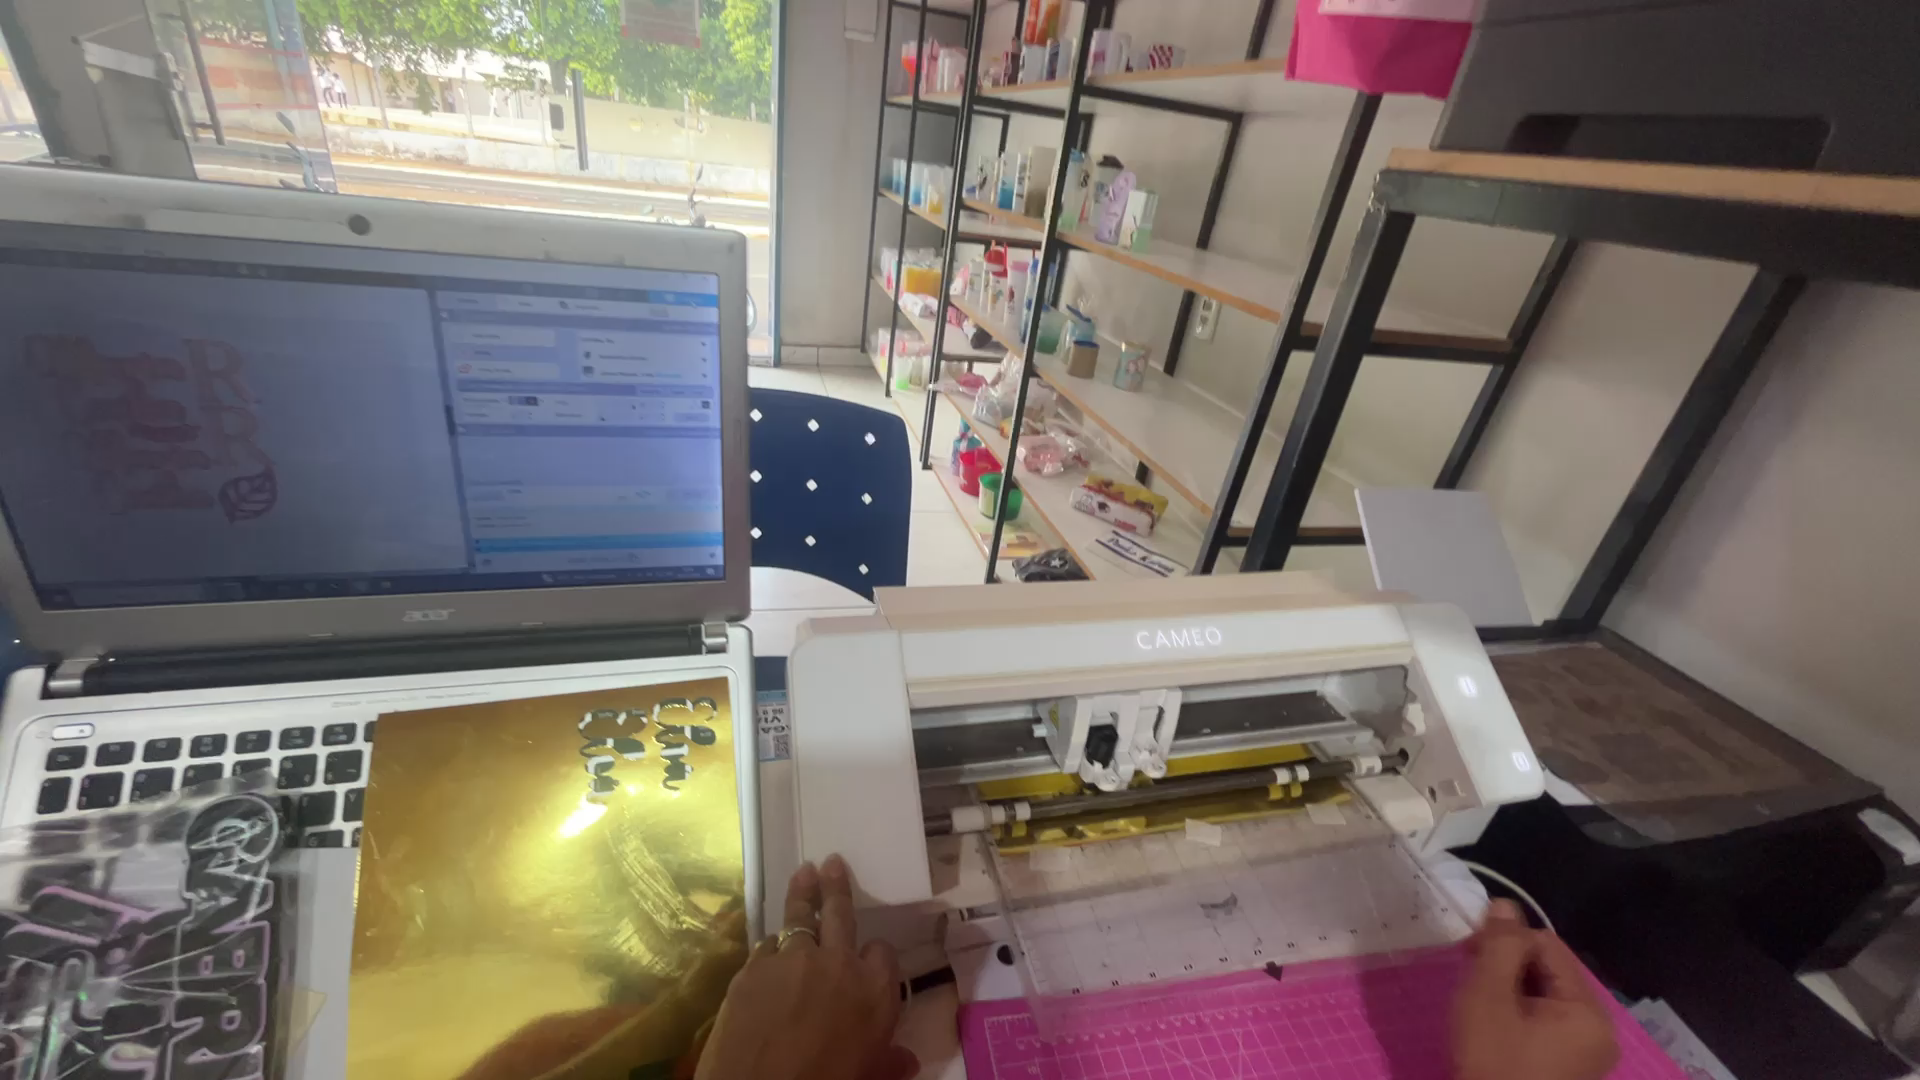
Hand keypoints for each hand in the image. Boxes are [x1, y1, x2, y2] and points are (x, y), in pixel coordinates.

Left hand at [694, 855, 916, 1079]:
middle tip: (831, 862)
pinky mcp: (754, 967)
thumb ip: (887, 1062)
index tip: (869, 955)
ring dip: (802, 895)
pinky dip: (771, 947)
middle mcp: (838, 962)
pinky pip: (766, 946)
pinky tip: (770, 949)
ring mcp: (793, 959)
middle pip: (840, 912)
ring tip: (803, 875)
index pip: (883, 952)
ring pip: (799, 916)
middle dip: (836, 885)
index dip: (875, 954)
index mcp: (874, 990)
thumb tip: (909, 1063)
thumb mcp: (867, 1077)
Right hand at [1452, 900, 1619, 1079]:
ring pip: (1543, 990)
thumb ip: (1499, 946)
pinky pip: (1545, 1015)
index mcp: (1587, 1010)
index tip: (1469, 954)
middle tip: (1471, 977)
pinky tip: (1493, 1020)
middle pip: (1548, 967)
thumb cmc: (1493, 1058)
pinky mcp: (1569, 1062)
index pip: (1546, 944)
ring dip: (1508, 984)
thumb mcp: (1488, 995)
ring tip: (1479, 1001)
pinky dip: (1516, 1007)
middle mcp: (1598, 1028)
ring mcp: (1586, 1048)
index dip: (1505, 940)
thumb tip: (1506, 904)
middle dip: (1506, 962)